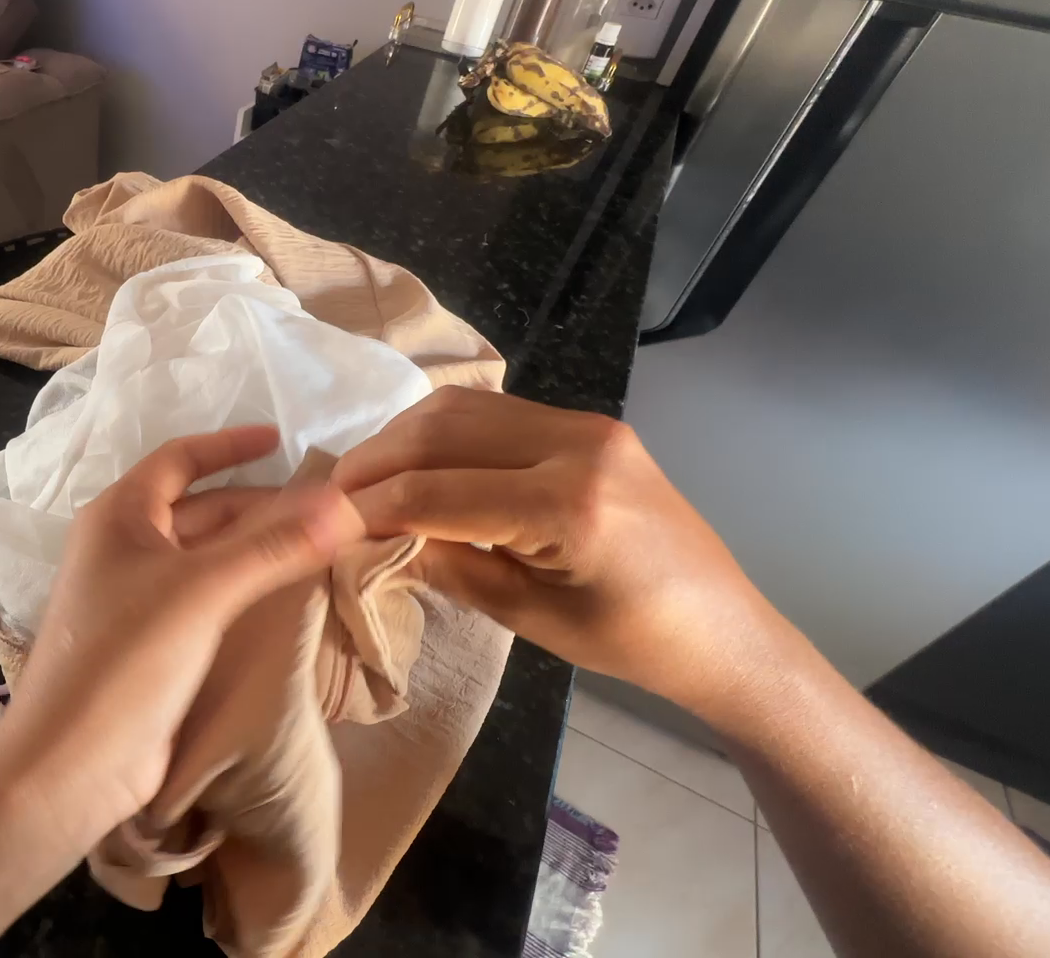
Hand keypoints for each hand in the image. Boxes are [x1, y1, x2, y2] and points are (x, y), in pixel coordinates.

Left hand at [0, 426, 364, 848]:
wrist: (71, 765)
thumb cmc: (126, 656)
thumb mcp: (202, 590)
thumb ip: (273, 547)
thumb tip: (344, 504)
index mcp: (119, 516)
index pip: (179, 459)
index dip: (229, 445)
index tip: (281, 439)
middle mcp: (124, 547)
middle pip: (199, 508)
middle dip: (257, 504)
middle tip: (322, 508)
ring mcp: (138, 596)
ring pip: (206, 555)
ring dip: (255, 547)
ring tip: (318, 544)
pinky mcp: (154, 641)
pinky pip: (207, 596)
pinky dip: (244, 586)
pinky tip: (285, 592)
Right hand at [331, 386, 791, 715]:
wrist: (725, 629)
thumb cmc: (630, 642)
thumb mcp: (525, 616)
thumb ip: (441, 565)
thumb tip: (366, 540)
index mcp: (569, 506)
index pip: (434, 492)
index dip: (369, 508)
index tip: (324, 526)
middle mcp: (577, 444)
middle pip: (439, 432)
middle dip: (373, 463)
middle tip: (332, 497)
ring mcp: (583, 423)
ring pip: (458, 408)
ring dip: (399, 438)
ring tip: (366, 477)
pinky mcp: (583, 421)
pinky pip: (489, 410)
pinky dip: (437, 431)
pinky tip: (415, 459)